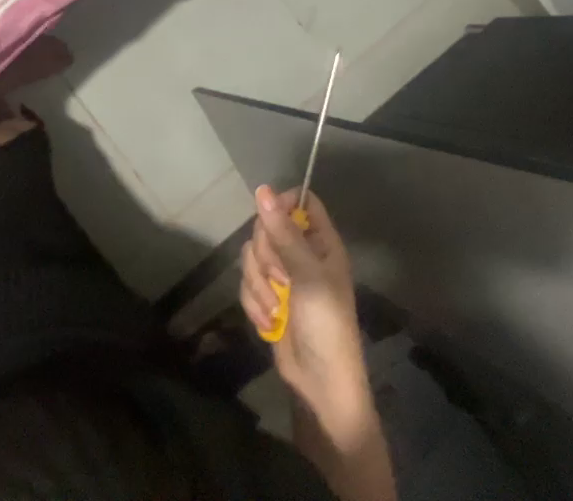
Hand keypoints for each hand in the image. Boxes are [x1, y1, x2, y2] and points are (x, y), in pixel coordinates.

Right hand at [241, 185, 371, 445]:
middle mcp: (302, 255)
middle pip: (267, 229)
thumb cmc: (326, 325)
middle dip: (266, 258)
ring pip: (252, 258)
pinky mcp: (268, 298)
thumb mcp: (307, 276)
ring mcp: (284, 278)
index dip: (281, 205)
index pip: (301, 202)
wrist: (319, 382)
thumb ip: (283, 233)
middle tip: (282, 280)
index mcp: (322, 244)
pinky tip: (270, 324)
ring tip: (277, 309)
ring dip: (259, 287)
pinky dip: (255, 305)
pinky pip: (246, 284)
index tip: (271, 222)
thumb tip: (262, 190)